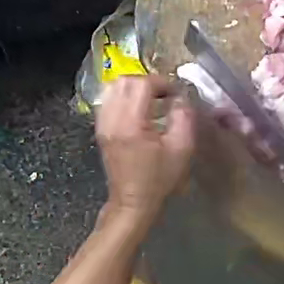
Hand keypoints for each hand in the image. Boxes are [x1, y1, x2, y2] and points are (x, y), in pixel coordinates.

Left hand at [96, 76, 195, 216]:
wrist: (132, 202)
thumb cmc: (159, 179)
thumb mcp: (181, 149)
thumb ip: (184, 117)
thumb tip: (180, 97)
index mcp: (132, 124)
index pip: (142, 84)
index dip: (161, 83)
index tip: (175, 94)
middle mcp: (112, 119)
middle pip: (124, 81)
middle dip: (146, 82)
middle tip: (163, 94)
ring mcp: (102, 124)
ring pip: (112, 88)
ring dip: (133, 87)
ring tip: (150, 99)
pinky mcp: (100, 129)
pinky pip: (107, 100)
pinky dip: (122, 97)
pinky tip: (136, 109)